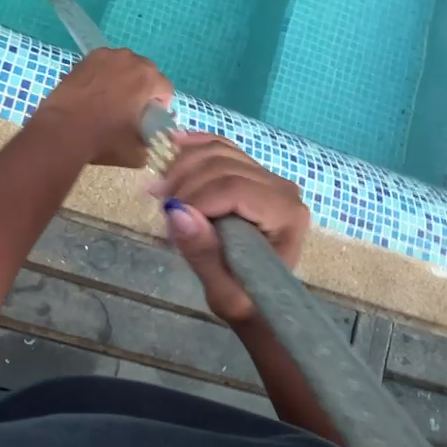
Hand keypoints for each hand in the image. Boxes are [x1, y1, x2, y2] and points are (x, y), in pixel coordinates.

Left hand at [28, 49, 172, 168]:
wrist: (61, 130)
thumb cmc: (103, 139)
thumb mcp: (135, 153)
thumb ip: (148, 146)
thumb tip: (147, 146)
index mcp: (148, 78)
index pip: (165, 88)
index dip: (160, 105)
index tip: (147, 119)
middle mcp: (130, 59)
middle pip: (146, 73)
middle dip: (143, 89)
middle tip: (130, 109)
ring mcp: (106, 55)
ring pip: (125, 66)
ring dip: (124, 79)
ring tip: (110, 100)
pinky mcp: (86, 58)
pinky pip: (105, 65)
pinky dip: (104, 75)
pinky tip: (94, 93)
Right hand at [149, 133, 309, 325]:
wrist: (259, 302)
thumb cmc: (246, 302)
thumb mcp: (223, 293)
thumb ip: (203, 254)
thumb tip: (178, 212)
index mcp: (286, 215)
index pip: (234, 188)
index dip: (197, 197)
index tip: (169, 217)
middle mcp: (283, 189)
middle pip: (224, 165)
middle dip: (185, 182)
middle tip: (160, 206)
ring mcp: (269, 177)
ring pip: (219, 151)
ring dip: (183, 165)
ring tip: (161, 191)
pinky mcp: (253, 172)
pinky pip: (222, 147)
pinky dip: (196, 145)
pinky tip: (173, 144)